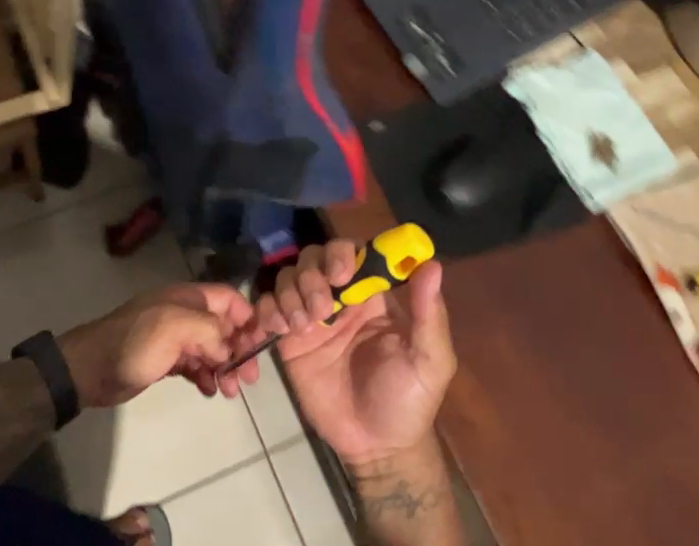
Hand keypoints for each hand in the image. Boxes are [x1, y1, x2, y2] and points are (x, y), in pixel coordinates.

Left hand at [58, 283, 260, 407]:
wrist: (92, 369)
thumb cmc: (135, 343)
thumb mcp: (175, 328)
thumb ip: (209, 330)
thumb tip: (228, 349)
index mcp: (186, 298)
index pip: (228, 298)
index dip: (247, 318)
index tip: (261, 345)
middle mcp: (182, 314)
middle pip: (223, 326)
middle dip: (239, 349)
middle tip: (248, 378)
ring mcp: (173, 338)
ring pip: (211, 349)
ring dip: (225, 367)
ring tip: (229, 391)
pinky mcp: (165, 360)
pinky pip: (195, 366)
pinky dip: (206, 376)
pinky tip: (209, 391)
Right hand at [256, 241, 454, 470]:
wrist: (374, 446)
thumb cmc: (409, 402)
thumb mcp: (430, 361)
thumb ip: (429, 315)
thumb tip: (431, 264)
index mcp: (374, 298)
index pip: (354, 253)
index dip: (343, 252)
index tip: (341, 272)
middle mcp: (340, 300)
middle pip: (314, 259)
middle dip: (312, 275)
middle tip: (322, 308)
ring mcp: (312, 317)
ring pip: (289, 278)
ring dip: (291, 293)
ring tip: (304, 326)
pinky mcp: (288, 339)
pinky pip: (267, 307)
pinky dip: (268, 309)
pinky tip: (280, 329)